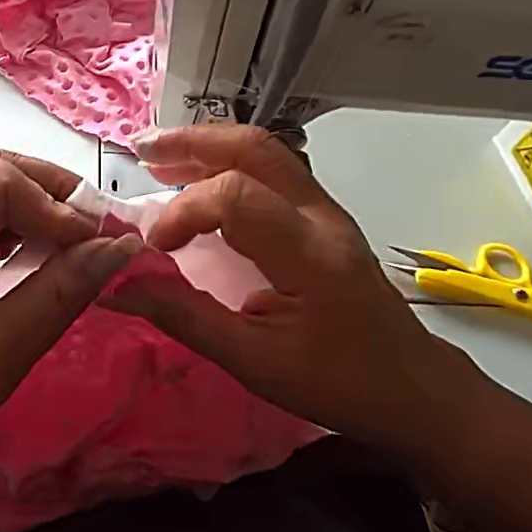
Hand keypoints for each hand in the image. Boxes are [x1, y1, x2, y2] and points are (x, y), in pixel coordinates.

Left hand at [0, 152, 142, 487]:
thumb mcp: (0, 352)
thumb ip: (63, 292)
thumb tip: (119, 248)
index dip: (54, 203)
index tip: (97, 240)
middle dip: (51, 192)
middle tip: (97, 229)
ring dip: (38, 205)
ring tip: (79, 238)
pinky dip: (18, 222)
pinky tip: (44, 247)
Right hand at [101, 125, 468, 449]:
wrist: (413, 388)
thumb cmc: (338, 382)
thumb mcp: (254, 361)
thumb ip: (184, 317)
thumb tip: (117, 288)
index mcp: (309, 254)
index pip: (236, 198)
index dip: (184, 211)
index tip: (156, 246)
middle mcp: (321, 216)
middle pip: (255, 149)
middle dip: (193, 142)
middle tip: (143, 148)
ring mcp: (327, 210)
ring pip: (266, 152)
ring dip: (210, 147)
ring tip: (160, 158)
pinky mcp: (324, 216)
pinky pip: (273, 171)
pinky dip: (229, 164)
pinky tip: (201, 180)